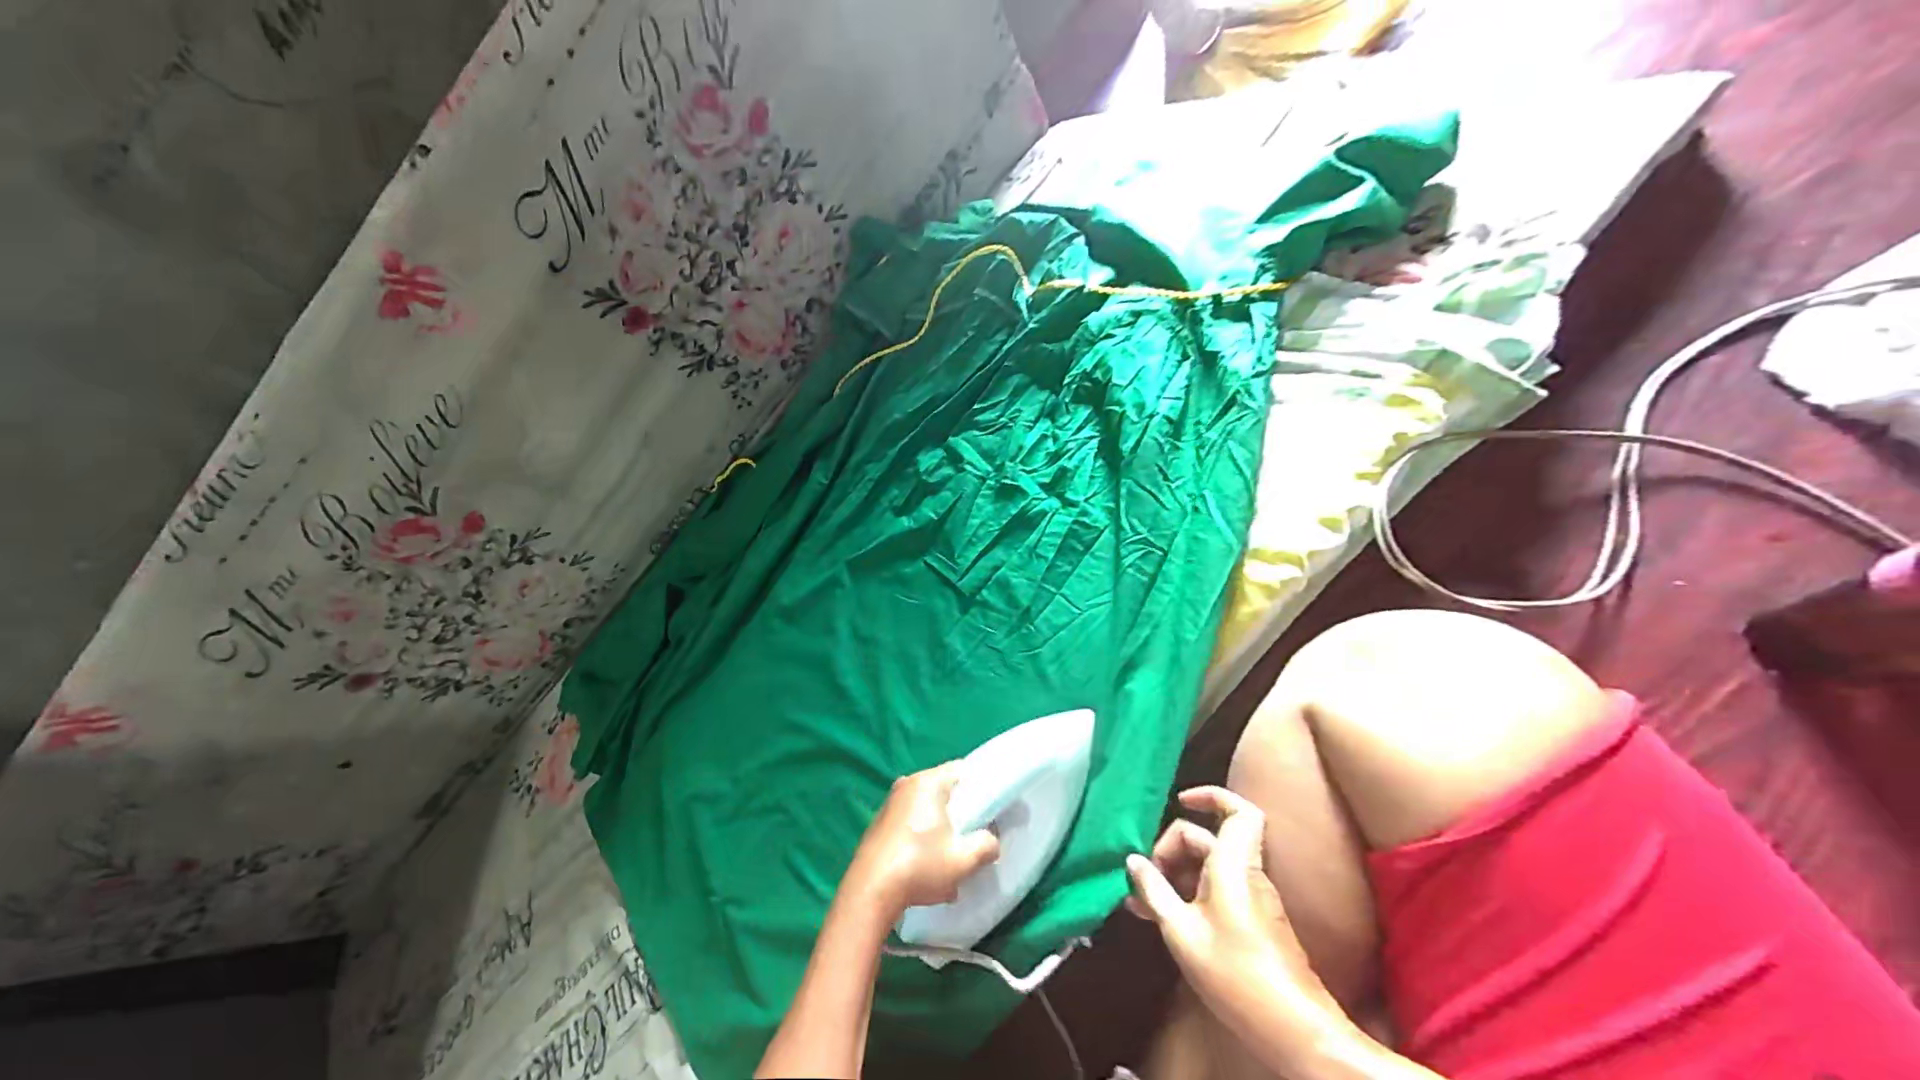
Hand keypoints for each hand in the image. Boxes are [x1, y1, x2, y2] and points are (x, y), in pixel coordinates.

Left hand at [846, 762, 1000, 913]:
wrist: (869, 892)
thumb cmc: (920, 866)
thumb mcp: (964, 860)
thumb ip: (986, 845)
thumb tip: (991, 842)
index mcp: (927, 782)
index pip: (962, 771)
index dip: (980, 787)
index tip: (992, 808)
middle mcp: (906, 785)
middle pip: (944, 793)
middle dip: (960, 815)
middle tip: (973, 837)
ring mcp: (890, 805)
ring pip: (927, 812)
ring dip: (941, 833)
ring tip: (951, 862)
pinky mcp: (880, 825)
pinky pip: (911, 825)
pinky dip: (923, 841)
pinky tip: (928, 871)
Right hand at [1127, 787, 1342, 1032]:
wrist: (1293, 1028)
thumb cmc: (1235, 973)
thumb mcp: (1181, 931)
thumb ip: (1154, 891)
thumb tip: (1133, 860)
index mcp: (1233, 865)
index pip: (1238, 810)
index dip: (1211, 795)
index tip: (1179, 802)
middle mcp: (1245, 873)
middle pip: (1208, 838)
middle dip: (1170, 849)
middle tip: (1143, 878)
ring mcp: (1251, 897)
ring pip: (1207, 866)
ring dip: (1173, 875)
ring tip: (1140, 901)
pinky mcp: (1250, 920)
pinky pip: (1213, 889)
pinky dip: (1186, 894)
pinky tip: (1160, 917)